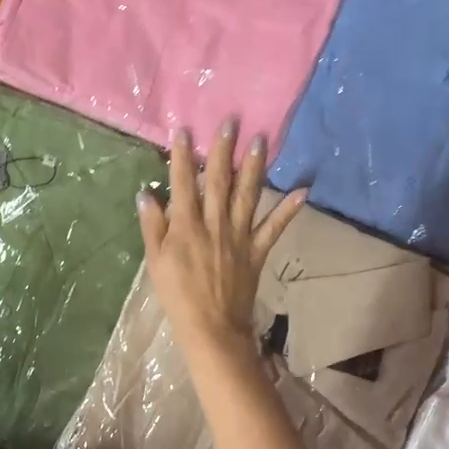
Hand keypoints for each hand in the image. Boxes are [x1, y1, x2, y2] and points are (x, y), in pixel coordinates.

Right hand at [137, 120, 306, 366]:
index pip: (183, 183)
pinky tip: (303, 190)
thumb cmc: (176, 294)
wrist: (211, 327)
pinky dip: (289, 209)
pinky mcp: (257, 250)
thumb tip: (146, 194)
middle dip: (223, 150)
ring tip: (261, 141)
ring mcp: (239, 236)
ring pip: (247, 195)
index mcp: (186, 226)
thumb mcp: (155, 260)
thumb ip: (152, 226)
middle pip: (218, 181)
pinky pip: (274, 227)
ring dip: (254, 167)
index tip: (185, 130)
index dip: (182, 156)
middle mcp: (214, 223)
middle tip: (231, 122)